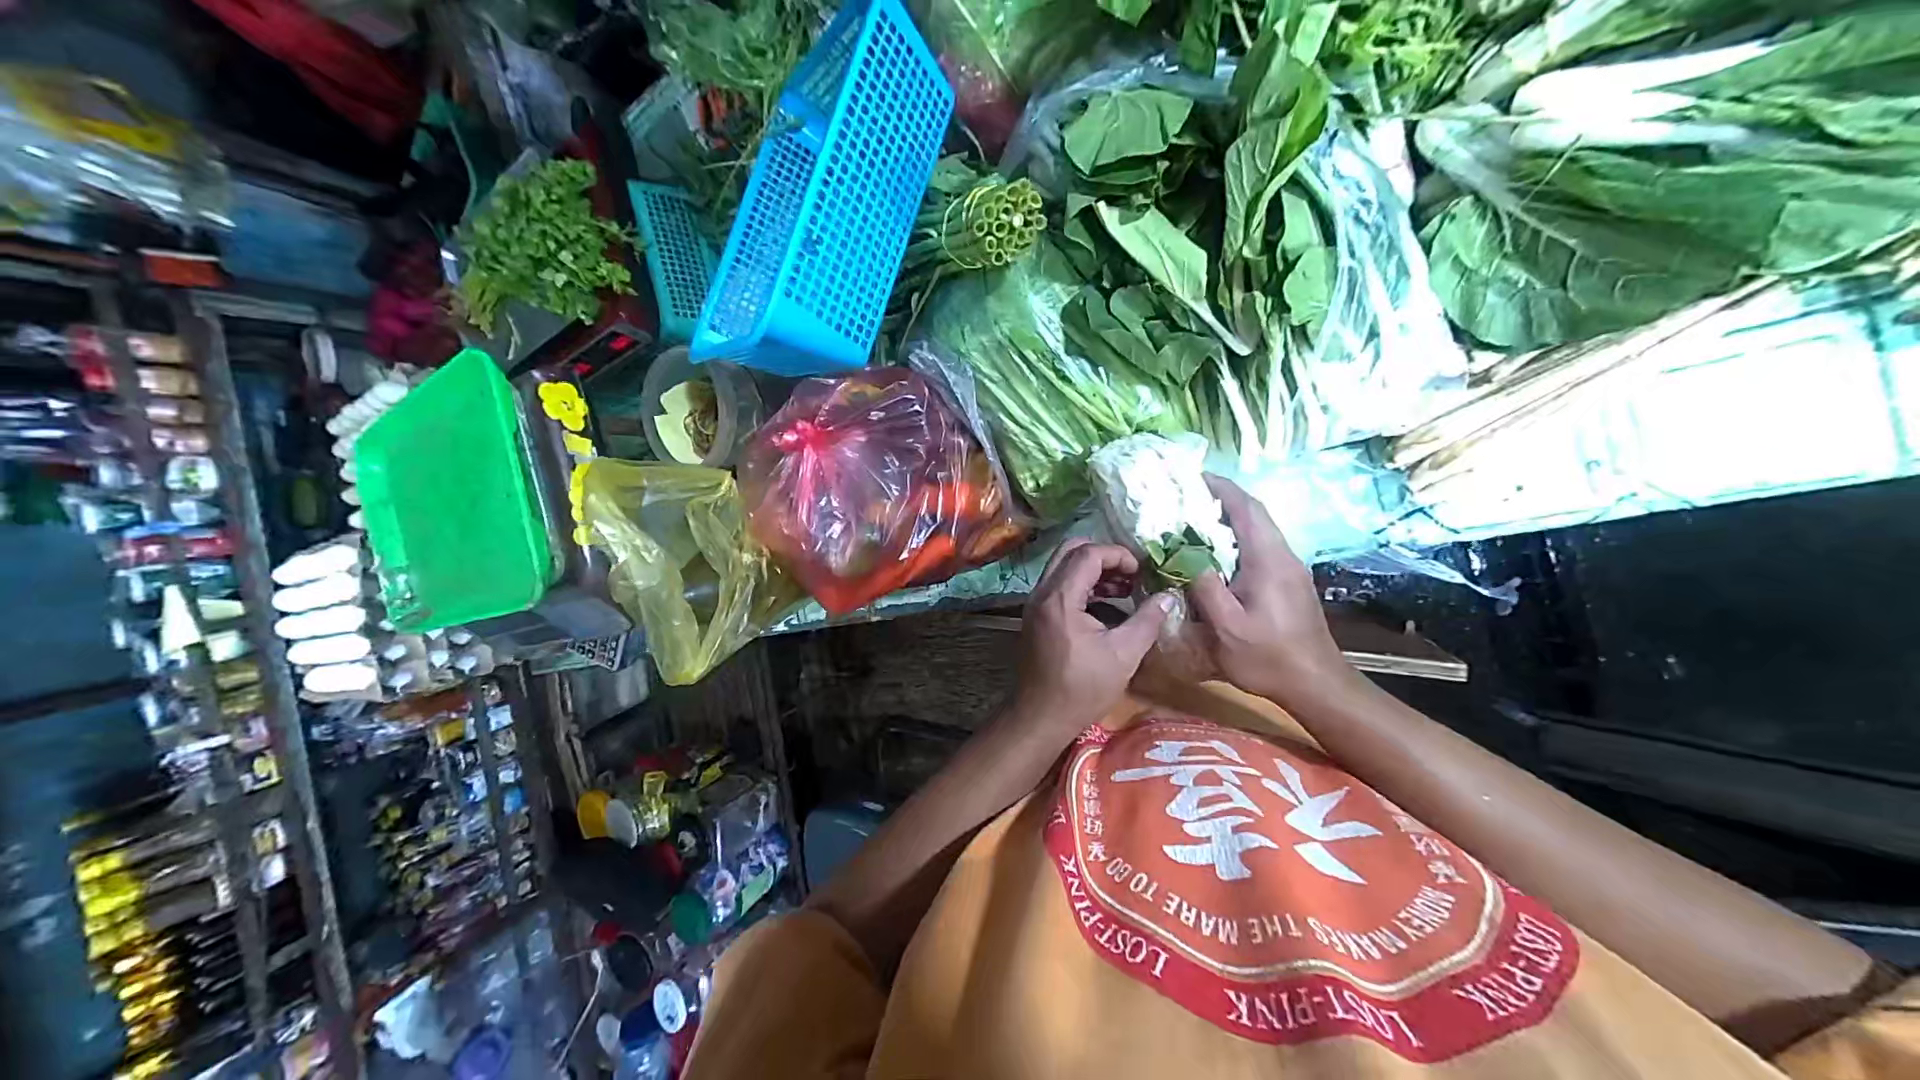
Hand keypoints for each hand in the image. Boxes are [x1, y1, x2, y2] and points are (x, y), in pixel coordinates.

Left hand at [1012, 539, 1173, 736]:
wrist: (1040, 717)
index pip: (1088, 554)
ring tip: (1125, 589)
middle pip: (1070, 551)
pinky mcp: (1036, 616)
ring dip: (1093, 570)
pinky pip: (1059, 585)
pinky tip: (1107, 605)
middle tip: (1132, 574)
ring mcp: (1035, 604)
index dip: (1118, 555)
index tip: (1142, 572)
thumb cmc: (1082, 689)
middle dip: (1104, 556)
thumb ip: (1147, 621)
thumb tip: (1169, 597)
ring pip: (1063, 567)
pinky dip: (1082, 585)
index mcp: (1060, 598)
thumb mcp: (1124, 655)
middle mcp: (1042, 593)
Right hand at [1189, 475, 1356, 708]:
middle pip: (1253, 515)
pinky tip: (1214, 556)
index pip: (1247, 509)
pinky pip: (1260, 548)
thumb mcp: (1227, 628)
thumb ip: (1206, 590)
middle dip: (1221, 501)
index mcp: (1268, 560)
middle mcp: (1283, 556)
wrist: (1315, 682)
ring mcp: (1290, 569)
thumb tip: (1188, 561)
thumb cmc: (1269, 657)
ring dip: (1228, 521)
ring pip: (1258, 531)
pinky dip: (1235, 540)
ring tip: (1193, 523)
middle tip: (1184, 500)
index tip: (1193, 478)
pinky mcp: (1289, 583)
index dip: (1221, 488)